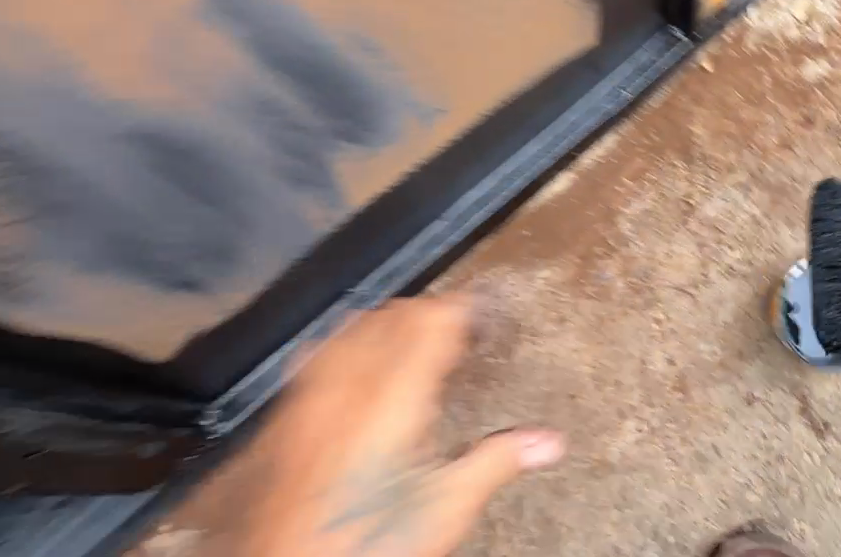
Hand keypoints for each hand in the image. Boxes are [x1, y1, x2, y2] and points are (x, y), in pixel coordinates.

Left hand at [231, 296, 563, 556]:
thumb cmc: (369, 542)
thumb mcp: (444, 509)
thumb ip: (497, 462)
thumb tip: (550, 441)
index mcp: (397, 395)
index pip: (435, 319)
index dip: (464, 308)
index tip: (485, 316)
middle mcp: (354, 381)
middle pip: (398, 313)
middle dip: (432, 313)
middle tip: (460, 333)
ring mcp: (316, 392)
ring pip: (359, 324)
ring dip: (392, 322)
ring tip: (414, 341)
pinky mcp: (290, 410)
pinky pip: (321, 348)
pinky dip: (350, 340)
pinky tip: (356, 359)